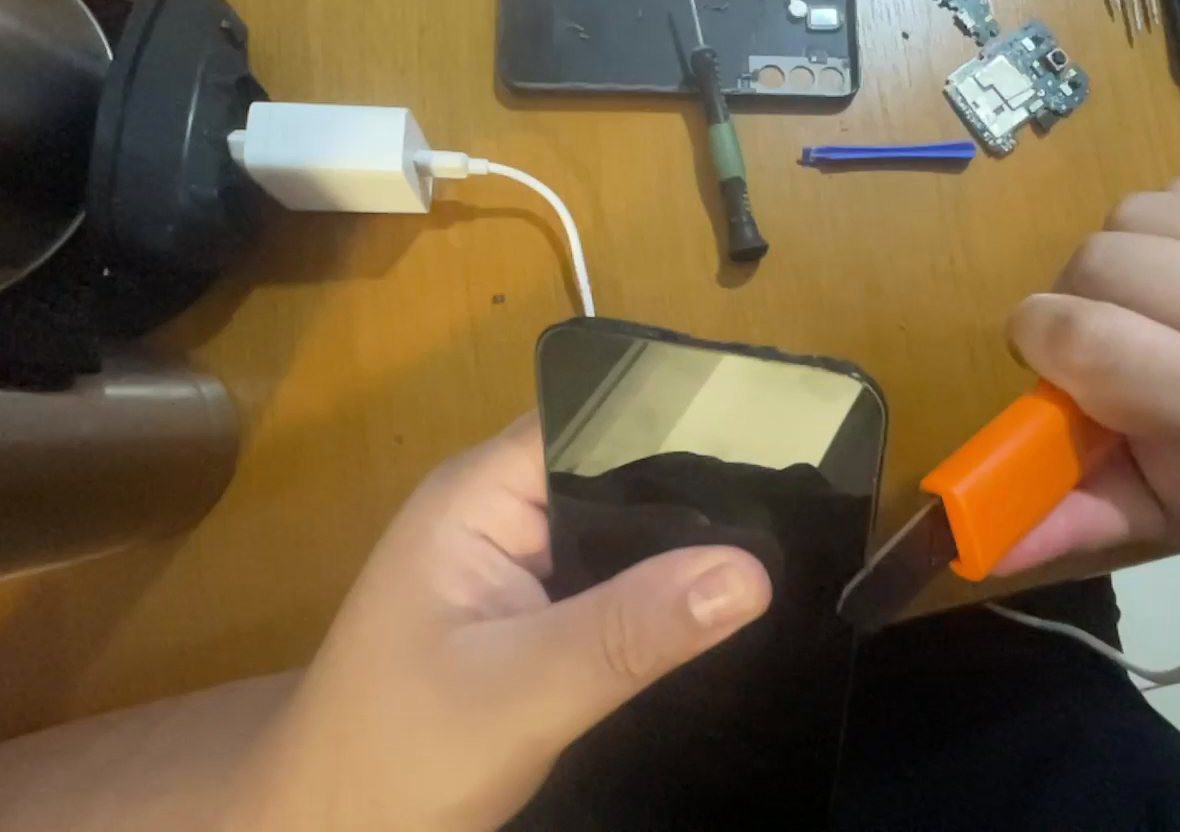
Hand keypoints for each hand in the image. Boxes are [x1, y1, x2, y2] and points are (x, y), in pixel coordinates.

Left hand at [228, 417, 772, 831]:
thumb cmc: (394, 759)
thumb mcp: (521, 694)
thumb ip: (631, 631)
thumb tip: (752, 574)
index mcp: (482, 489)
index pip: (595, 420)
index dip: (675, 426)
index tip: (764, 449)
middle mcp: (500, 502)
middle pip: (614, 464)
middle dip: (691, 487)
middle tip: (786, 508)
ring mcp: (515, 549)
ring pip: (618, 519)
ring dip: (678, 537)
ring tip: (773, 544)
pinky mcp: (531, 595)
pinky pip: (611, 566)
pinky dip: (656, 580)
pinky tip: (714, 594)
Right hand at [997, 176, 1179, 572]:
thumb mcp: (1146, 516)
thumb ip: (1060, 521)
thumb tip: (962, 545)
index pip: (1090, 338)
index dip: (1037, 335)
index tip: (1040, 354)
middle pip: (1102, 260)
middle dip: (1074, 295)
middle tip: (1099, 333)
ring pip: (1135, 212)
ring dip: (1116, 256)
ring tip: (1145, 302)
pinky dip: (1164, 226)